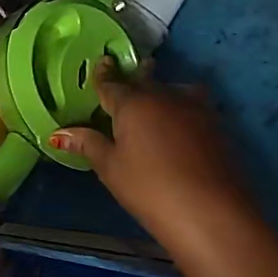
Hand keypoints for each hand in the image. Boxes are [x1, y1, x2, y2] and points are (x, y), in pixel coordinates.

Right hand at [51, 60, 262, 244]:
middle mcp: (164, 97)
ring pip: (175, 88)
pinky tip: (179, 125)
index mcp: (133, 103)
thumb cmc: (150, 188)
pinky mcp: (218, 127)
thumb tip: (59, 133)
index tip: (101, 63)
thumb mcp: (110, 168)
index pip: (112, 84)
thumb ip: (88, 144)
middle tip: (129, 74)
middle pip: (146, 80)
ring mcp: (196, 110)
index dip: (103, 75)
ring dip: (164, 89)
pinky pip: (193, 106)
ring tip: (158, 99)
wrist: (212, 213)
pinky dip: (182, 108)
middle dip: (135, 76)